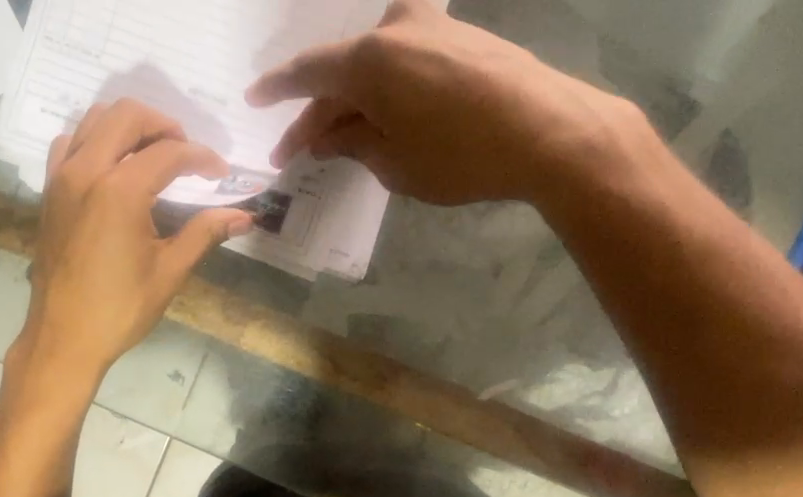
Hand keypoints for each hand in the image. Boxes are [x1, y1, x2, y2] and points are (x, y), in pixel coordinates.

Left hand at [14, 100, 252, 393]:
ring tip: (151, 154)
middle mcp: (87, 171)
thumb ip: (204, 233)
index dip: (201, 158)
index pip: (169, 153)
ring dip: (127, 127)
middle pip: (128, 116)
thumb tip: (244, 217)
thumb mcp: (169, 272)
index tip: (220, 173)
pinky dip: (93, 141)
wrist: (64, 338)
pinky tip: (112, 167)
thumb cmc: (120, 310)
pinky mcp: (49, 192)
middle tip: (185, 153)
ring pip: (95, 120)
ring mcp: (62, 178)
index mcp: (121, 191)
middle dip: (163, 126)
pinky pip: (69, 144)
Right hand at [246, 0, 638, 205]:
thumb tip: (328, 138)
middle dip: (319, 113)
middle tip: (299, 151)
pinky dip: (386, 89)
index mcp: (367, 60)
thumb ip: (352, 145)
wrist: (548, 131)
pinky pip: (404, 61)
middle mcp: (395, 29)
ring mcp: (432, 26)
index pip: (307, 73)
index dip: (277, 92)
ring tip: (341, 138)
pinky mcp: (460, 35)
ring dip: (354, 100)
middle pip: (341, 71)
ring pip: (374, 65)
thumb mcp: (394, 164)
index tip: (254, 102)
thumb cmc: (461, 156)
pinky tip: (383, 115)